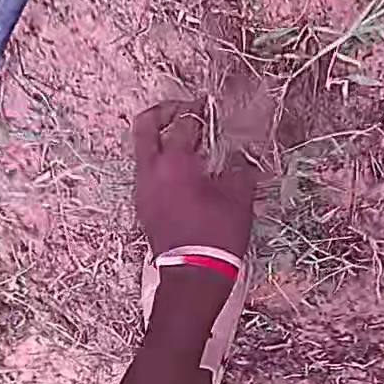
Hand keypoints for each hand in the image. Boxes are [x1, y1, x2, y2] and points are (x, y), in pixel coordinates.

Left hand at [130, 100, 253, 258]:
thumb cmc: (216, 236)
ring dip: (162, 140)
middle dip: (164, 112)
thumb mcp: (237, 197)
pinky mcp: (144, 207)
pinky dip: (163, 164)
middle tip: (184, 111)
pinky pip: (148, 173)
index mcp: (173, 163)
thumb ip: (237, 168)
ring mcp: (143, 191)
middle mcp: (150, 172)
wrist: (194, 275)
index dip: (197, 112)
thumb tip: (241, 158)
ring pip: (144, 151)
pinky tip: (185, 173)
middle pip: (146, 127)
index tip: (208, 108)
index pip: (183, 124)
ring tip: (189, 144)